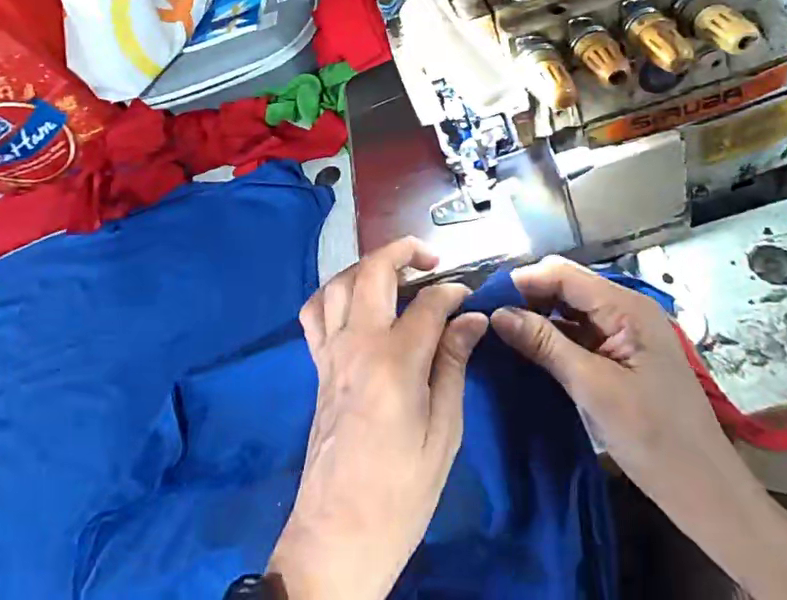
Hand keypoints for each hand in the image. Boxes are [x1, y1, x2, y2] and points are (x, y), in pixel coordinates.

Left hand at [267, 239, 489, 599]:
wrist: (338, 535)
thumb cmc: (402, 491)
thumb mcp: (443, 432)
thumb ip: (453, 365)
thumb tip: (472, 319)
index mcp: (394, 362)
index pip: (429, 303)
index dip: (455, 293)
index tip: (472, 299)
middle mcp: (356, 345)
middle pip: (373, 271)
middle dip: (404, 251)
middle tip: (433, 259)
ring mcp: (330, 354)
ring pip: (337, 283)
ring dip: (367, 266)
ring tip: (396, 273)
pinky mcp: (316, 368)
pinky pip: (315, 314)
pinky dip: (333, 294)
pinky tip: (356, 302)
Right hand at [486, 256, 738, 511]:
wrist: (703, 488)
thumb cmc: (654, 436)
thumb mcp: (594, 388)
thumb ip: (546, 345)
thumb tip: (499, 314)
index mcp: (627, 307)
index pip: (566, 275)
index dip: (525, 280)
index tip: (486, 298)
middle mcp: (627, 310)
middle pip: (569, 288)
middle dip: (529, 297)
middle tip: (488, 317)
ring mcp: (625, 334)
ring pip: (572, 311)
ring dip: (539, 317)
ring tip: (499, 331)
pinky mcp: (621, 357)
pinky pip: (581, 335)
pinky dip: (554, 338)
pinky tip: (527, 349)